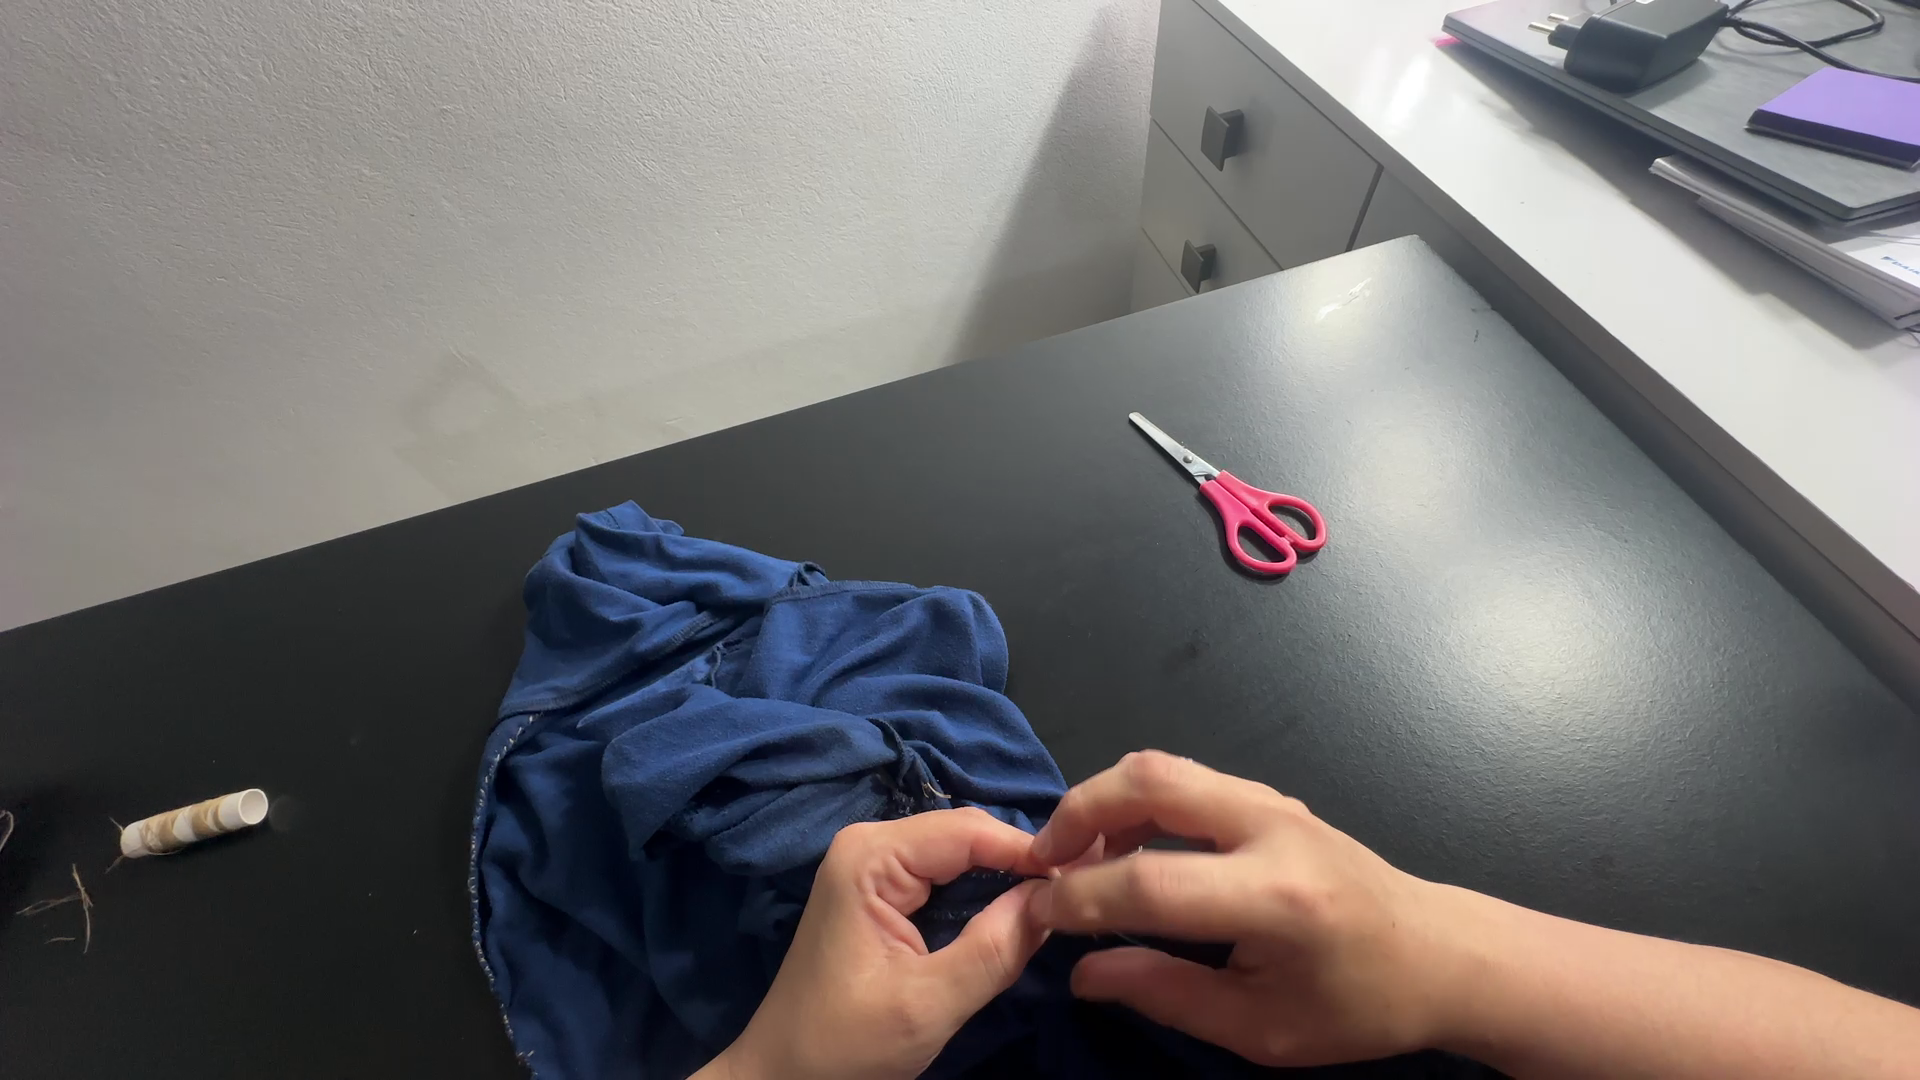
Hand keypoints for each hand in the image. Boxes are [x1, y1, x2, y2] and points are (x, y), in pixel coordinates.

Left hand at [699, 808, 1049, 1079]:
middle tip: (1074, 886)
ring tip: (1055, 892)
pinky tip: (1012, 903)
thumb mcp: (926, 1006)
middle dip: (1018, 857)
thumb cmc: (845, 1047)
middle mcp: (871, 840)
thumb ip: (993, 950)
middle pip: (963, 833)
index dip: (1026, 849)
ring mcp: (873, 858)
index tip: (1081, 875)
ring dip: (1003, 870)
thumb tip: (1054, 900)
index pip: (967, 831)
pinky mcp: (880, 882)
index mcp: (871, 855)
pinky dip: (980, 884)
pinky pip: (943, 869)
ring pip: (958, 848)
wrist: (781, 1076)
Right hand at [1025, 751, 1464, 1067]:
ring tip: (1075, 849)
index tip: (1038, 912)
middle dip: (1079, 814)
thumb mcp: (1261, 1028)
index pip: (1151, 884)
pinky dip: (1131, 798)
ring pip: (1157, 766)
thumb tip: (1081, 972)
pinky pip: (1177, 774)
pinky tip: (1122, 840)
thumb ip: (1165, 993)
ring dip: (1100, 799)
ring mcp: (1265, 795)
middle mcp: (1267, 825)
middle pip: (1147, 784)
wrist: (1435, 949)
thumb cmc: (1357, 1003)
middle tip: (1044, 859)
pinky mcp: (1260, 789)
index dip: (1081, 898)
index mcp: (1276, 898)